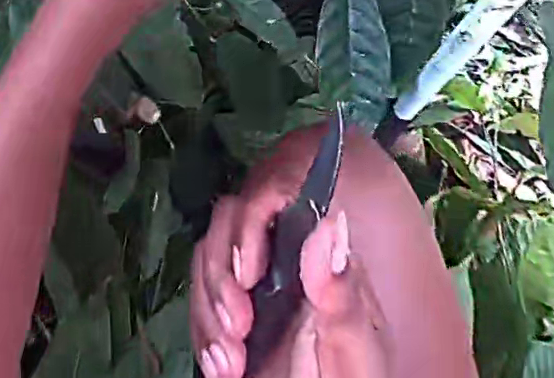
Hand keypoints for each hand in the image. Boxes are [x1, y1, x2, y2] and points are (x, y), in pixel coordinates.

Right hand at [192, 198, 387, 377]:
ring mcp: (254, 273)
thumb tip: (332, 223)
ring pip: (208, 253)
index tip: (246, 275)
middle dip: (222, 273)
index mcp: (317, 246)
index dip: (251, 224)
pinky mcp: (230, 303)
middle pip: (230, 219)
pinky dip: (201, 328)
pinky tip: (217, 366)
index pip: (274, 193)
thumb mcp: (353, 351)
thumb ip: (341, 294)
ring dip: (207, 306)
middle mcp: (282, 248)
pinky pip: (199, 293)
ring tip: (228, 363)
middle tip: (236, 329)